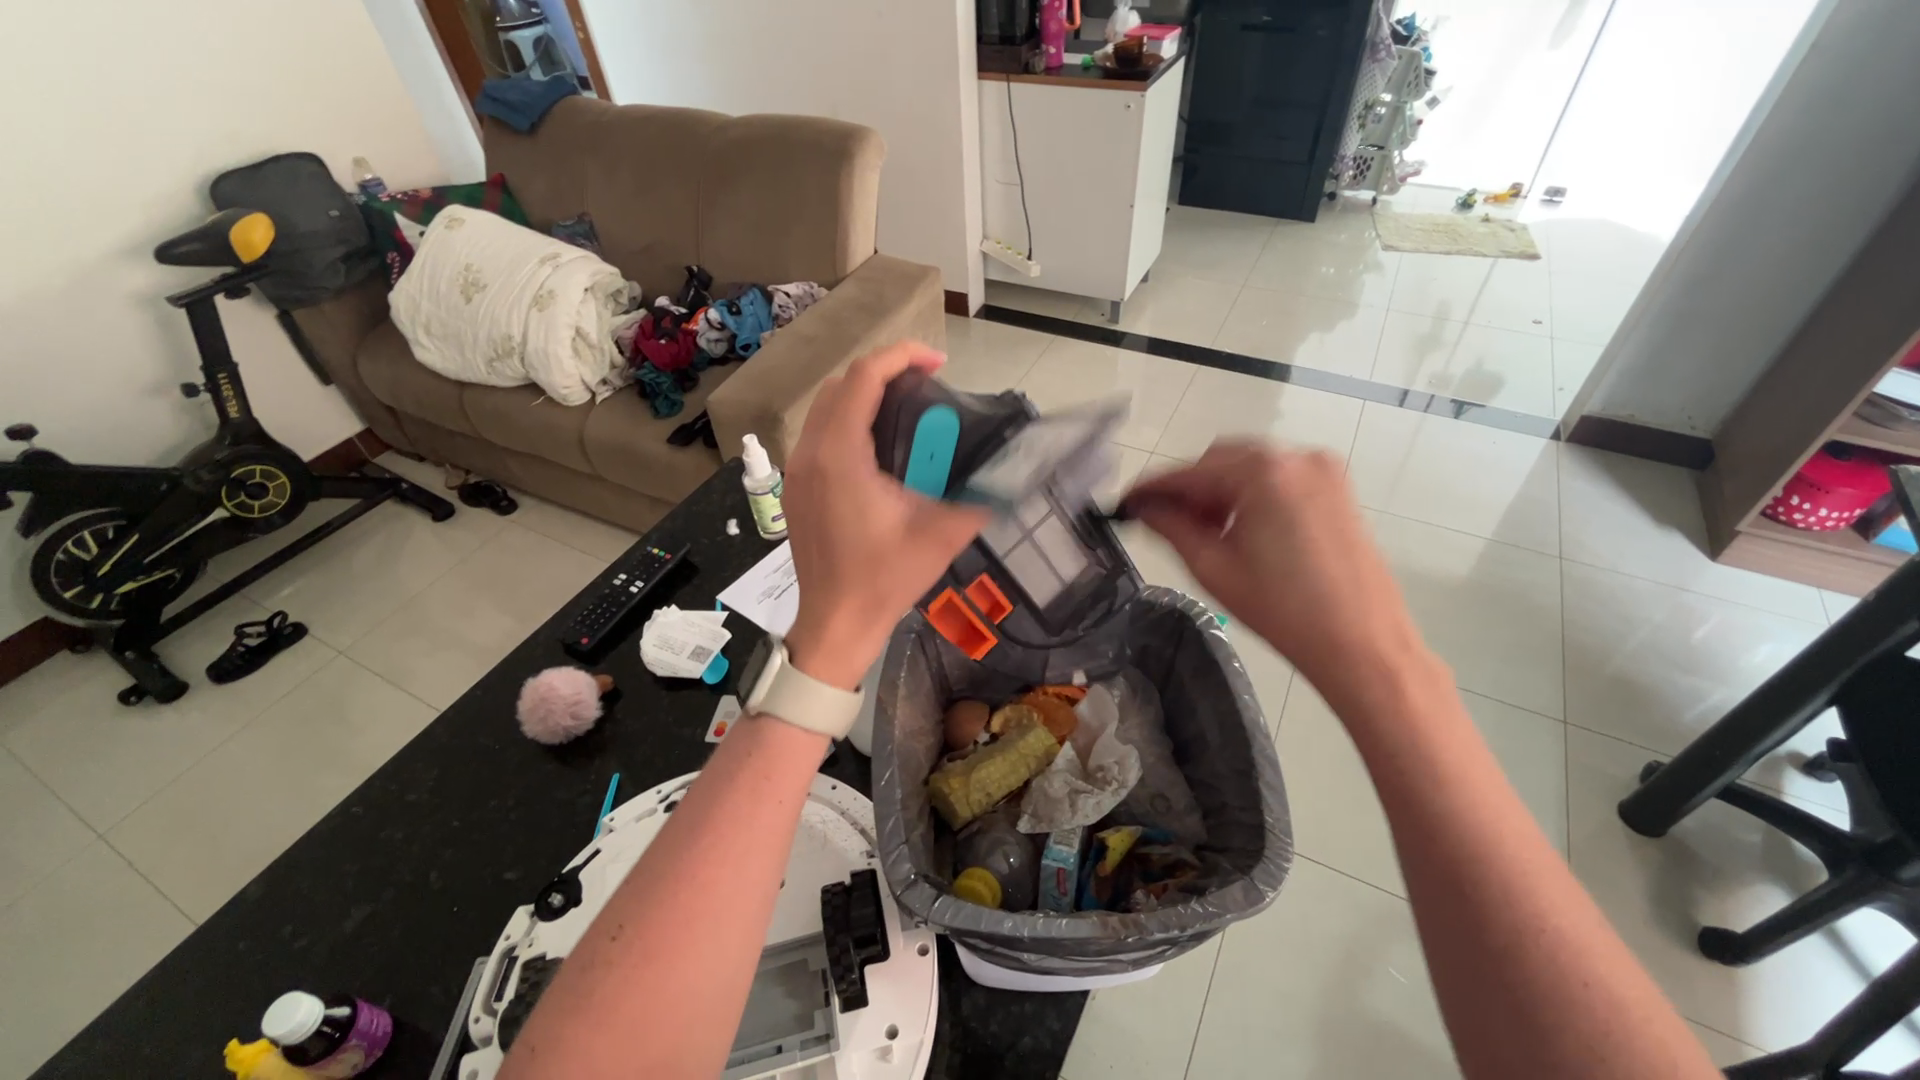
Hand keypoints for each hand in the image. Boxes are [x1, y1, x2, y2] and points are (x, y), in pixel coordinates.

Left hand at [782, 342, 991, 689]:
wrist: (836, 624)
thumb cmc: (884, 579)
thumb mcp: (940, 535)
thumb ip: (980, 497)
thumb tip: (1013, 471)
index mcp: (840, 455)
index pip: (864, 378)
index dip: (902, 356)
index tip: (939, 362)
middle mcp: (810, 453)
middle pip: (840, 385)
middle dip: (884, 372)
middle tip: (927, 384)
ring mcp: (798, 472)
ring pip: (825, 408)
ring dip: (863, 396)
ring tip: (907, 408)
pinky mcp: (797, 490)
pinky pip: (819, 435)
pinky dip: (848, 422)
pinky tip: (880, 446)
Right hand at [1124, 441, 1435, 696]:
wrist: (1362, 644)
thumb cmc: (1283, 611)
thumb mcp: (1214, 568)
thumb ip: (1172, 527)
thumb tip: (1144, 508)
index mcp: (1263, 472)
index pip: (1191, 471)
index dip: (1153, 488)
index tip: (1126, 503)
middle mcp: (1296, 456)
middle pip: (1222, 460)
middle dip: (1191, 489)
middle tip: (1167, 524)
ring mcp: (1323, 470)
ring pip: (1251, 467)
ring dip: (1222, 492)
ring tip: (1208, 533)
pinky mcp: (1338, 489)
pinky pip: (1280, 478)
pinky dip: (1253, 495)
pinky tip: (1244, 531)